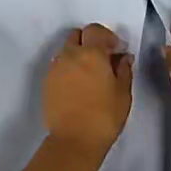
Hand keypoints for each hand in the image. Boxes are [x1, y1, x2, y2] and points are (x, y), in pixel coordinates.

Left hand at [43, 24, 132, 153]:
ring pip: (65, 50)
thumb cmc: (104, 117)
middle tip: (103, 58)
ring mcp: (55, 68)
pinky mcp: (47, 82)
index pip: (95, 30)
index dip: (107, 36)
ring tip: (89, 73)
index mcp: (91, 54)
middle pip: (77, 35)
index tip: (117, 50)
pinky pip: (57, 65)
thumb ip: (124, 70)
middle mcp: (69, 55)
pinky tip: (77, 85)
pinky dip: (68, 67)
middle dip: (90, 41)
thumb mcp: (123, 93)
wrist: (74, 140)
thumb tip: (124, 58)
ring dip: (77, 54)